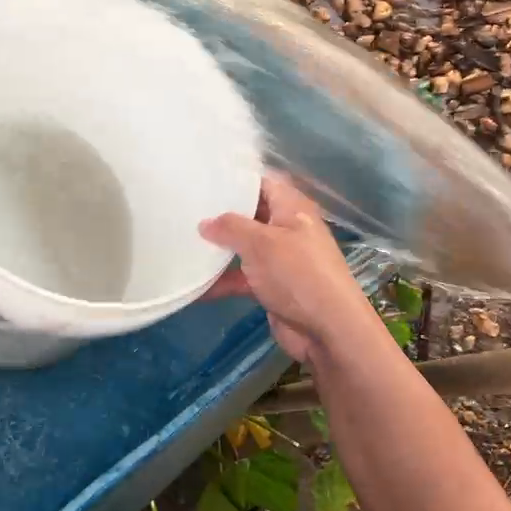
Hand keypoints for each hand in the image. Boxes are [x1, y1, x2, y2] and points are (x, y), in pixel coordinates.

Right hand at [200, 174, 380, 362]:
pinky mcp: (273, 286)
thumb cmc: (298, 274)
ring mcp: (281, 260)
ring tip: (182, 242)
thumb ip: (230, 227)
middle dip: (221, 215)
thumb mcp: (261, 243)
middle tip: (186, 209)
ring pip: (244, 247)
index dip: (236, 179)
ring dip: (218, 249)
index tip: (203, 180)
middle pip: (251, 215)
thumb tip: (205, 223)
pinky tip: (194, 285)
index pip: (263, 183)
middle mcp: (288, 230)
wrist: (328, 330)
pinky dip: (222, 280)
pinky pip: (242, 276)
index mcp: (293, 209)